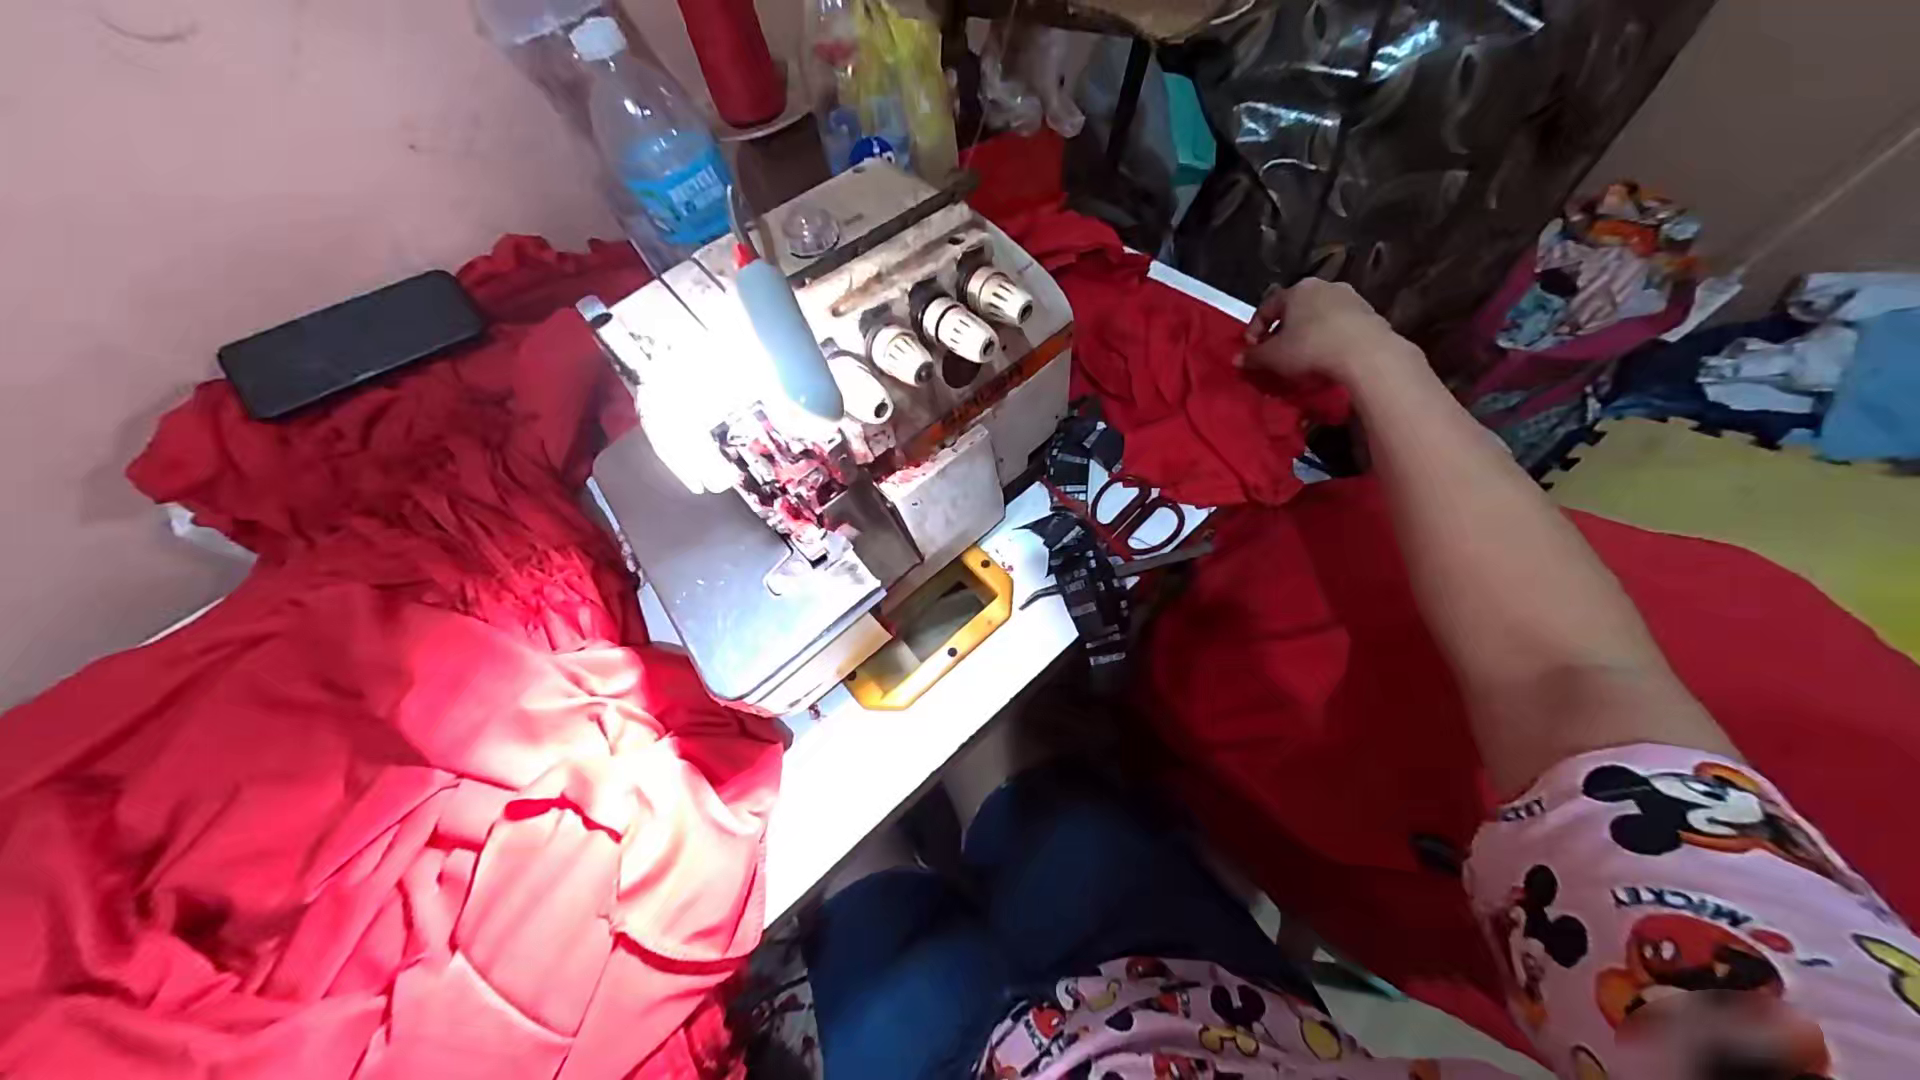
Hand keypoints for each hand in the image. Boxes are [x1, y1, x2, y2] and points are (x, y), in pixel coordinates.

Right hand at [1236, 279, 1420, 386]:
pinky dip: (1328, 340)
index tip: (1251, 350)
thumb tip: (1237, 359)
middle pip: (1295, 310)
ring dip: (1307, 335)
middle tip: (1275, 354)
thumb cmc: (1309, 348)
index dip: (1254, 330)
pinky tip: (1325, 358)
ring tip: (1301, 359)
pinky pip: (1339, 327)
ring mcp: (1350, 298)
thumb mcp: (1272, 357)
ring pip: (1318, 317)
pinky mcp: (1370, 314)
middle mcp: (1324, 287)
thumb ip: (1252, 356)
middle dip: (1282, 332)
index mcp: (1297, 290)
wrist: (1365, 354)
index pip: (1267, 307)